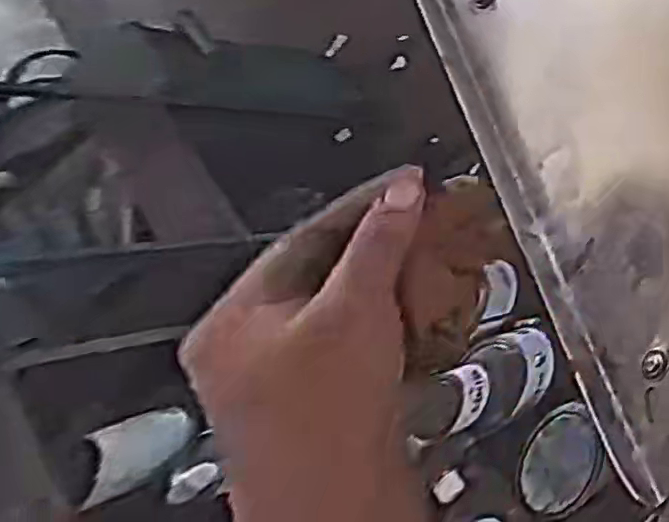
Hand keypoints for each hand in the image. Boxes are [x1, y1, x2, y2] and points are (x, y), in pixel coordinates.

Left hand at [181, 167, 429, 521]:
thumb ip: (379, 243)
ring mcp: (283, 359)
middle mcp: (250, 336)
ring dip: (390, 263)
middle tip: (430, 206)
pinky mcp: (319, 377)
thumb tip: (406, 186)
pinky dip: (389, 296)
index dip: (364, 202)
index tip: (412, 178)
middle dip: (381, 234)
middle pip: (324, 263)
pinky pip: (355, 317)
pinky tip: (421, 286)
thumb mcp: (355, 309)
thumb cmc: (329, 402)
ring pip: (343, 290)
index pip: (306, 236)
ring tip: (433, 238)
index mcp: (234, 318)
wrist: (337, 494)